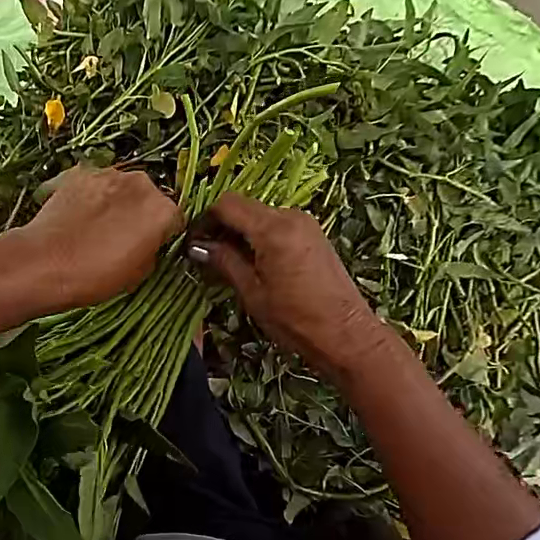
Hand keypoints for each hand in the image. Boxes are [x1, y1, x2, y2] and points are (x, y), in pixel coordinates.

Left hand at [21, 167, 183, 310]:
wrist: (44, 263)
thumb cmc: (95, 275)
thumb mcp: (138, 274)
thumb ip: (152, 251)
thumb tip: (148, 243)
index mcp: (163, 211)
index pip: (176, 219)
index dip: (165, 235)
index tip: (152, 246)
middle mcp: (141, 184)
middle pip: (150, 197)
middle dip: (141, 213)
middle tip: (124, 237)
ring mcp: (109, 174)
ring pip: (123, 188)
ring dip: (118, 202)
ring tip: (99, 227)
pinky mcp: (80, 172)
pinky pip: (96, 184)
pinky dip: (94, 196)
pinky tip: (81, 216)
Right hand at [188, 193, 397, 381]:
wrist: (345, 334)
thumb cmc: (295, 319)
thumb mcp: (253, 293)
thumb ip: (225, 262)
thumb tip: (198, 247)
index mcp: (273, 229)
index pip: (227, 204)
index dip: (205, 220)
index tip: (194, 242)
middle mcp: (291, 217)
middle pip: (245, 208)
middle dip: (223, 227)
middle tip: (208, 255)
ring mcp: (306, 225)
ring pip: (262, 217)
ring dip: (242, 233)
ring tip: (230, 263)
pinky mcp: (315, 236)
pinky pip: (279, 227)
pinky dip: (261, 238)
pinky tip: (255, 264)